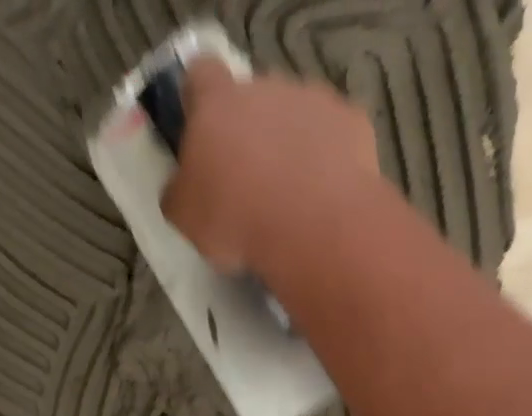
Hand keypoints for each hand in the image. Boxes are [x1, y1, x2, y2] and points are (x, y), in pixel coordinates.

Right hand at [161, 59, 380, 272]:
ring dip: (287, 141)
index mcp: (217, 104)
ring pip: (294, 113)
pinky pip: (332, 133)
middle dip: (247, 127)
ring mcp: (314, 100)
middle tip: (244, 177)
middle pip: (252, 96)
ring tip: (287, 191)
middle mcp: (266, 88)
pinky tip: (321, 192)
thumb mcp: (182, 214)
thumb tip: (184, 184)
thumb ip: (179, 187)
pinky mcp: (352, 120)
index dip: (199, 97)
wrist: (313, 226)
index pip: (200, 74)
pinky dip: (325, 156)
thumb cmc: (234, 216)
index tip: (200, 128)